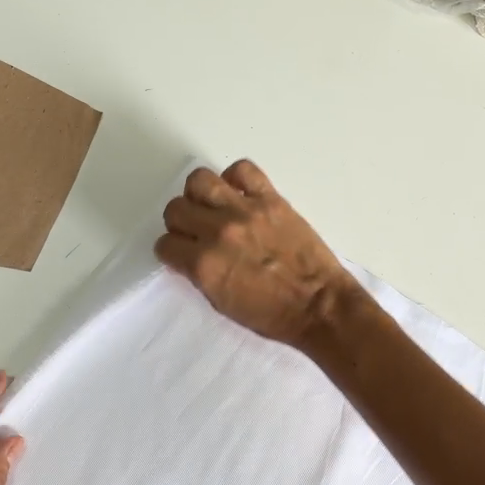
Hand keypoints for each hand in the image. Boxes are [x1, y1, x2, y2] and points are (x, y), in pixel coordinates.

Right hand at [155, 161, 361, 346]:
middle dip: (182, 222)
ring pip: (199, 180)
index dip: (172, 250)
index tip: (183, 252)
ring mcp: (245, 211)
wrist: (319, 305)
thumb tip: (189, 254)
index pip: (165, 244)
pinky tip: (241, 194)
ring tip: (214, 207)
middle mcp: (218, 232)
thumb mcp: (222, 303)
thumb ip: (200, 275)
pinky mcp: (271, 198)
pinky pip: (243, 170)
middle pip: (176, 209)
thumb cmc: (271, 315)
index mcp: (204, 265)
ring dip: (200, 194)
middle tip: (198, 231)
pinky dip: (236, 177)